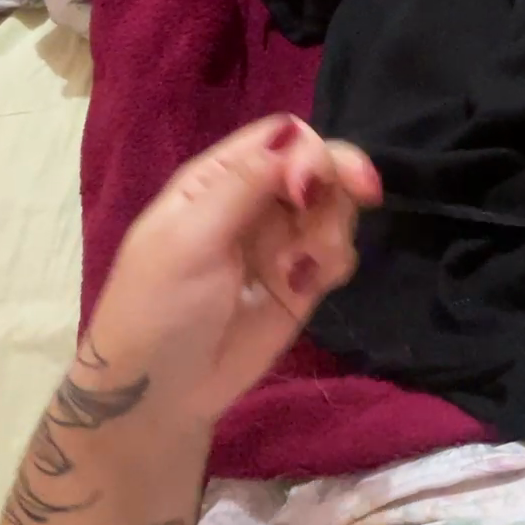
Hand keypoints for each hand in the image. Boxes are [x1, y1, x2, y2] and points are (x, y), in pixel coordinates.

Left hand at [81, 114, 382, 420]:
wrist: (163, 393)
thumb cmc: (159, 308)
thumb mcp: (190, 240)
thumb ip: (244, 186)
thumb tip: (297, 131)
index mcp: (219, 180)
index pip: (281, 139)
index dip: (309, 153)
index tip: (312, 187)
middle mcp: (256, 202)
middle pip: (319, 167)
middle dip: (340, 181)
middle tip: (365, 195)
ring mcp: (283, 242)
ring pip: (337, 209)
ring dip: (333, 230)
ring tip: (305, 267)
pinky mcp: (304, 281)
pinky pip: (340, 253)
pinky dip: (336, 261)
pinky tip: (308, 284)